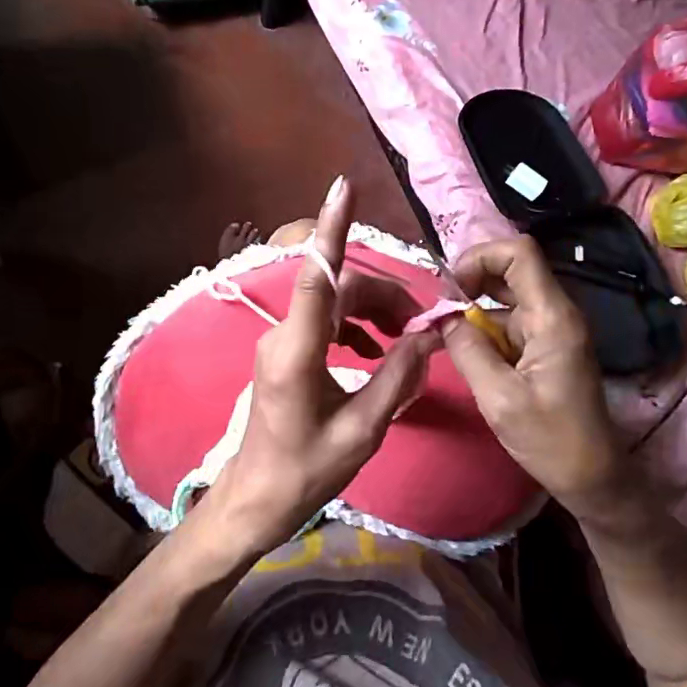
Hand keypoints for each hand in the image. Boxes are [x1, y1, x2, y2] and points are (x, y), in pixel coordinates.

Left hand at [199, 176, 438, 553]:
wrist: (255, 502)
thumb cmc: (305, 473)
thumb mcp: (361, 430)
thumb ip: (397, 376)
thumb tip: (431, 333)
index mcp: (297, 351)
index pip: (317, 276)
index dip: (332, 226)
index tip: (344, 185)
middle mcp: (284, 335)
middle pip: (340, 289)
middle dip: (385, 296)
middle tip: (424, 325)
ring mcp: (282, 343)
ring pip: (335, 303)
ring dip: (374, 311)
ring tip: (406, 339)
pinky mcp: (287, 354)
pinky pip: (327, 322)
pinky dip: (357, 327)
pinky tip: (379, 350)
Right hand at [441, 237, 636, 522]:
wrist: (591, 477)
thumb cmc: (550, 440)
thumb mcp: (498, 398)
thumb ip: (467, 350)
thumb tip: (443, 317)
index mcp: (552, 317)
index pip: (519, 253)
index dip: (480, 256)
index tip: (450, 287)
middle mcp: (555, 313)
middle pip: (511, 270)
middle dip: (470, 282)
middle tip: (440, 312)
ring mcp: (551, 329)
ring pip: (506, 298)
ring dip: (474, 310)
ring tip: (446, 336)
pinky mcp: (545, 347)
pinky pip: (509, 323)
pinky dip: (484, 330)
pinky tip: (466, 353)